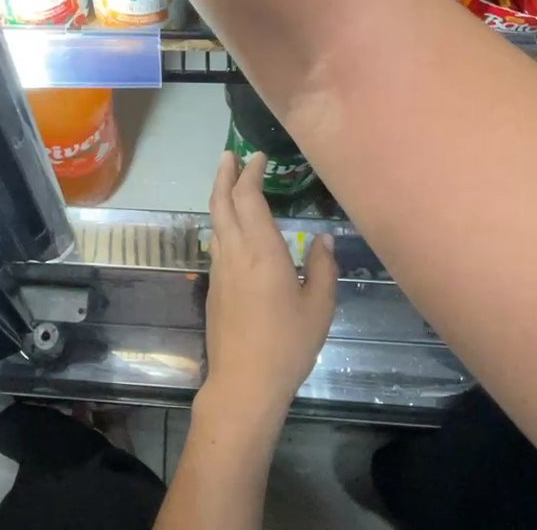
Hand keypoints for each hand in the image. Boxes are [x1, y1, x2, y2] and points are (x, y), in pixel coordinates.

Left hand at [202, 151, 337, 421]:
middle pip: (221, 201)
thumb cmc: (287, 343)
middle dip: (225, 174)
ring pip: (215, 220)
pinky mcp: (215, 285)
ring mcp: (220, 268)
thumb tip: (322, 239)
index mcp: (261, 250)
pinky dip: (222, 220)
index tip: (258, 156)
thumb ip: (322, 267)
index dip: (250, 172)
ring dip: (220, 195)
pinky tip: (233, 226)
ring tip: (231, 182)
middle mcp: (234, 251)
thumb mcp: (319, 306)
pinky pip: (216, 240)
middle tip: (231, 155)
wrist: (244, 382)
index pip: (248, 197)